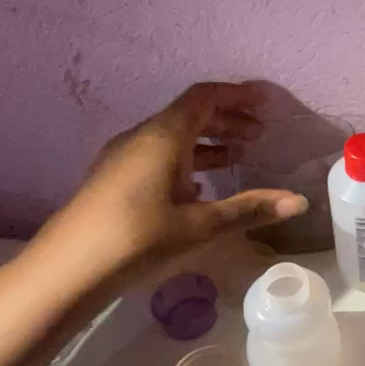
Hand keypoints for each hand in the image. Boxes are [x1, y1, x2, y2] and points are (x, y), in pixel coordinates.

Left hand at [39, 80, 307, 288]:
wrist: (66, 270)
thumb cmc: (137, 238)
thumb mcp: (200, 226)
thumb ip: (249, 209)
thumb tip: (299, 201)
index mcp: (164, 136)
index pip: (204, 97)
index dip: (237, 95)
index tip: (265, 103)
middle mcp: (142, 137)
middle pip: (190, 114)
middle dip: (227, 120)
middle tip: (259, 135)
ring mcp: (124, 158)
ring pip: (174, 136)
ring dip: (208, 141)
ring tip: (237, 157)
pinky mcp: (115, 178)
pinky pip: (160, 154)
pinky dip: (188, 159)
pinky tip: (200, 188)